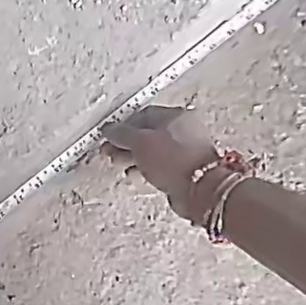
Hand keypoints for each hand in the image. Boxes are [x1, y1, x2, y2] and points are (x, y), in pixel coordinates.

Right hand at [105, 106, 219, 221]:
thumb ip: (121, 134)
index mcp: (175, 116)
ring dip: (132, 157)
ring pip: (152, 150)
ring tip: (119, 163)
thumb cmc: (174, 161)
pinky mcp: (182, 169)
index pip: (143, 114)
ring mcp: (184, 151)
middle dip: (125, 143)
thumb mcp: (140, 142)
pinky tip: (134, 174)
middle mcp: (182, 131)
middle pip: (147, 133)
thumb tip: (109, 129)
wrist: (197, 189)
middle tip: (110, 150)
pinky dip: (144, 168)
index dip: (122, 125)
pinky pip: (158, 165)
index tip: (109, 134)